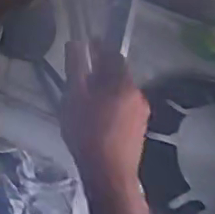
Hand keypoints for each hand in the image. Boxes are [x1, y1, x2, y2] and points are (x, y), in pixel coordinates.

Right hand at [60, 41, 149, 194]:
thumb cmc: (87, 131)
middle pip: (118, 74)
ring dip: (104, 86)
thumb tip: (76, 44)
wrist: (109, 172)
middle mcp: (137, 96)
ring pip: (119, 91)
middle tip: (79, 68)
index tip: (86, 41)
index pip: (113, 56)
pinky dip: (108, 100)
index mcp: (123, 85)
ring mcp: (140, 114)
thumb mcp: (74, 95)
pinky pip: (122, 105)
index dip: (99, 46)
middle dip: (100, 68)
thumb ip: (75, 67)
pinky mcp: (138, 129)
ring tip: (83, 91)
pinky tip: (93, 111)